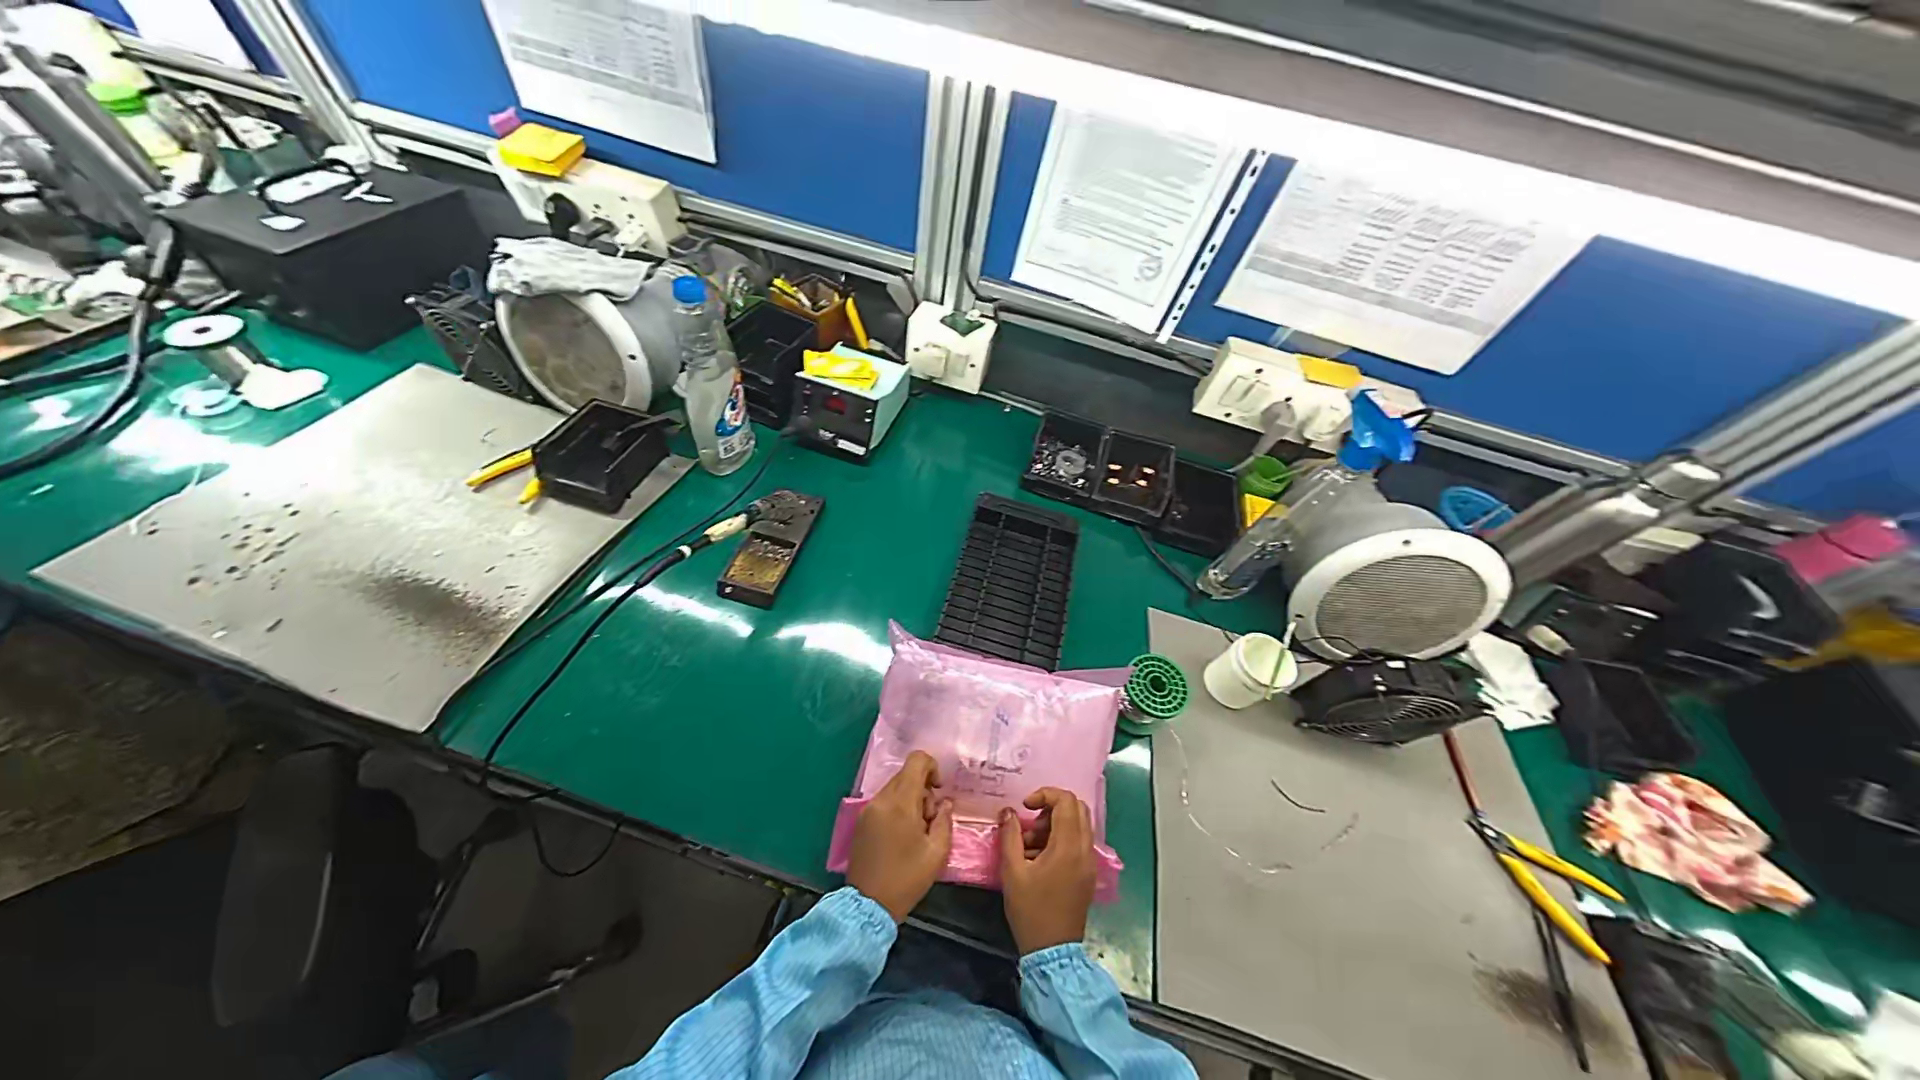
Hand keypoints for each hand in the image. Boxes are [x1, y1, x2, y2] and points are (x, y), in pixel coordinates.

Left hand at [846, 751, 953, 921]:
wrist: (867, 905)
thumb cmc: (906, 879)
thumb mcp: (936, 852)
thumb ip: (944, 820)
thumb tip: (943, 803)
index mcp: (900, 802)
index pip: (916, 760)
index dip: (933, 767)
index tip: (939, 791)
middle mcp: (881, 799)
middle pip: (906, 775)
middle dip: (923, 791)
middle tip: (929, 821)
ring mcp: (868, 809)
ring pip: (895, 789)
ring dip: (910, 801)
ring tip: (916, 832)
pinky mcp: (861, 821)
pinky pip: (884, 802)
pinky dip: (897, 809)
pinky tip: (901, 836)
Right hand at [998, 787, 1096, 955]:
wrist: (1052, 951)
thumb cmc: (1030, 910)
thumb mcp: (1012, 871)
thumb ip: (1010, 836)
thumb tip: (1008, 812)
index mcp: (1068, 846)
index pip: (1066, 801)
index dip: (1045, 794)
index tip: (1025, 807)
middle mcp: (1085, 850)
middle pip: (1077, 808)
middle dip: (1051, 808)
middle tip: (1029, 824)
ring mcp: (1089, 863)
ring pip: (1079, 825)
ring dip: (1055, 824)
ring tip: (1029, 845)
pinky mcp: (1088, 874)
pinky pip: (1079, 842)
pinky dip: (1061, 839)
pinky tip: (1039, 858)